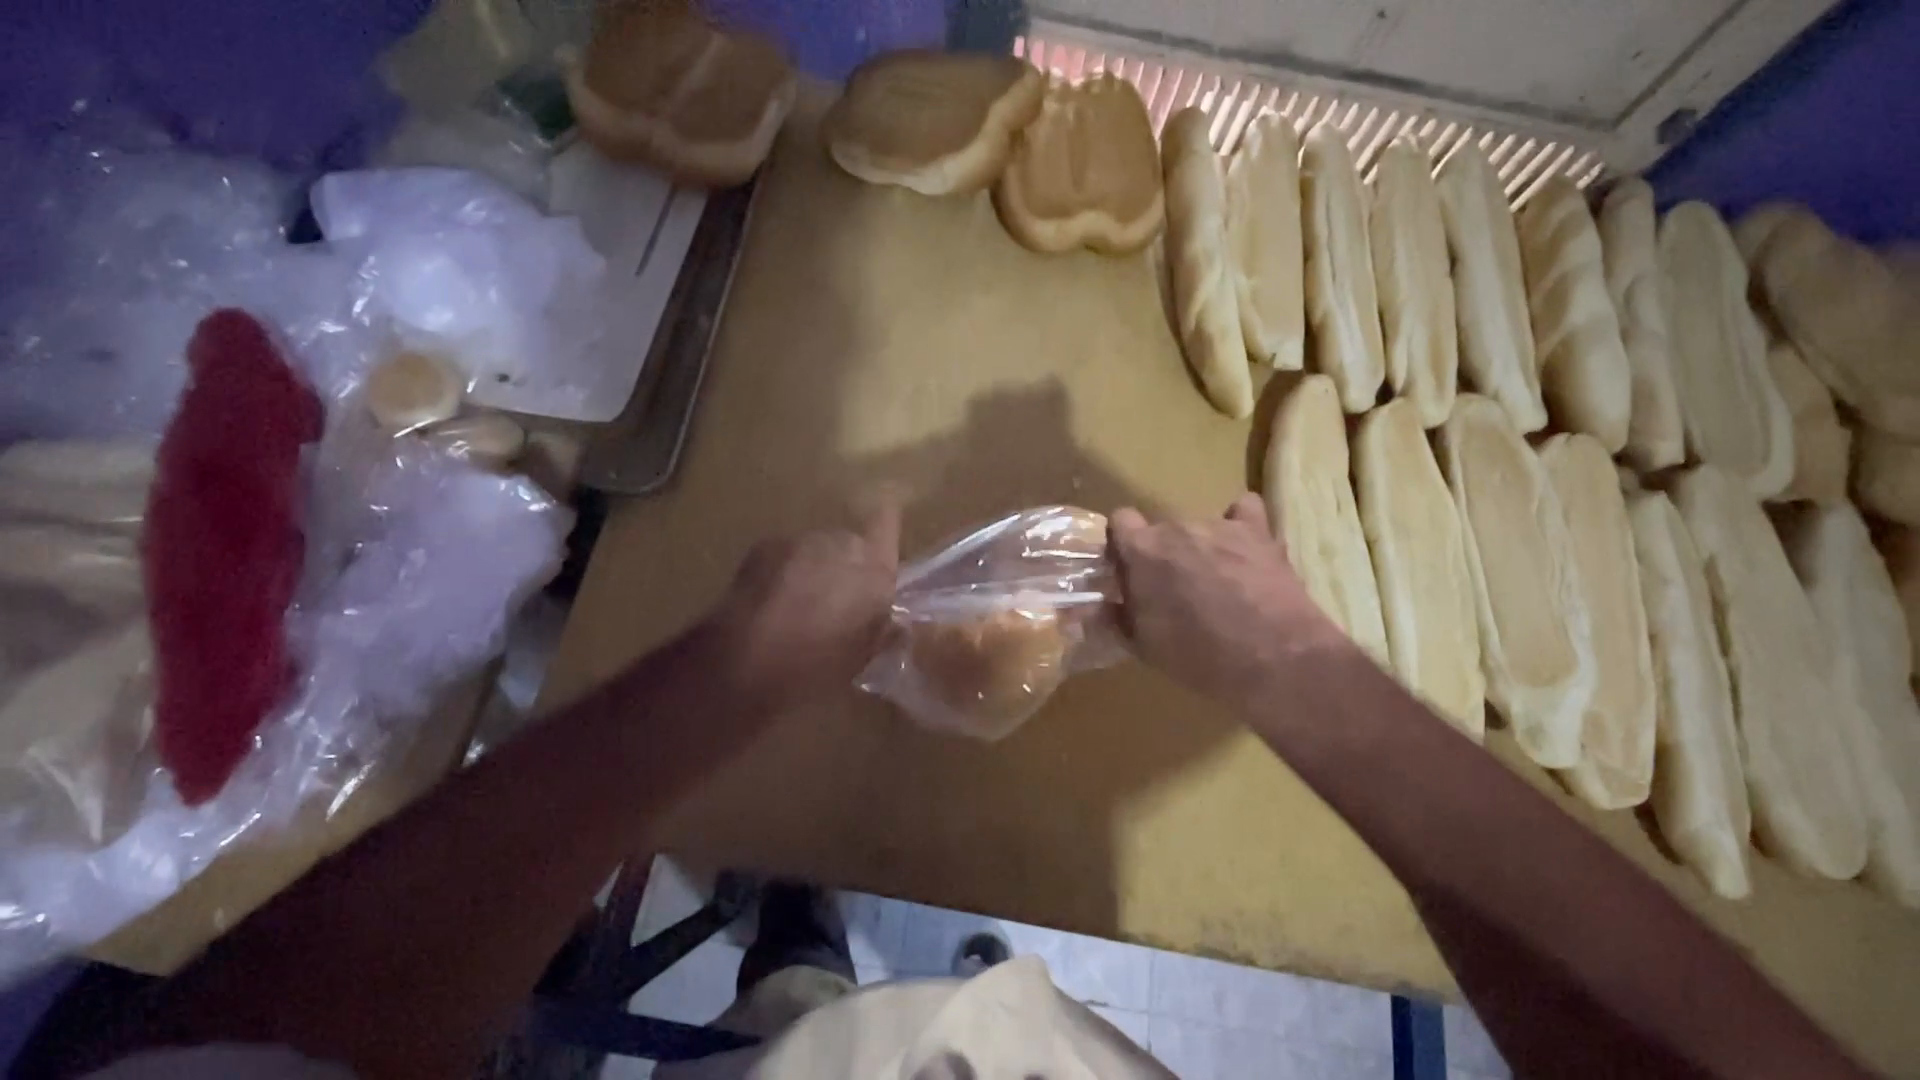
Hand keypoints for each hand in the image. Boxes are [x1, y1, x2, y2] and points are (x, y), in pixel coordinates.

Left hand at [704, 502, 900, 706]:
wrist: (748, 662)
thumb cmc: (817, 667)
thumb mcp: (862, 657)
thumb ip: (881, 628)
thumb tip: (889, 621)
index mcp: (875, 569)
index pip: (887, 522)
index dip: (883, 533)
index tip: (878, 556)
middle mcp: (842, 543)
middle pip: (850, 544)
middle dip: (845, 567)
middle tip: (834, 603)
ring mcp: (800, 540)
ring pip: (815, 549)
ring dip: (812, 569)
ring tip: (797, 607)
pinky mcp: (765, 546)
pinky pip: (784, 555)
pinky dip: (782, 573)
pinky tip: (771, 604)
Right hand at [1107, 494, 1351, 708]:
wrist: (1273, 657)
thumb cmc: (1198, 655)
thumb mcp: (1144, 646)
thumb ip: (1113, 620)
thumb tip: (1088, 610)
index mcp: (1142, 551)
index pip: (1119, 521)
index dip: (1123, 545)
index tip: (1129, 570)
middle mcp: (1177, 527)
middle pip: (1161, 529)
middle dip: (1164, 553)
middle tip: (1175, 590)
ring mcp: (1219, 525)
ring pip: (1200, 527)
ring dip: (1201, 547)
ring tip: (1218, 582)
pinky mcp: (1258, 531)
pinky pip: (1244, 510)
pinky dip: (1241, 524)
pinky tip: (1244, 548)